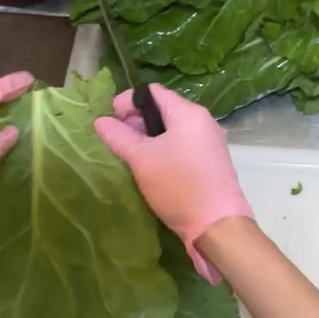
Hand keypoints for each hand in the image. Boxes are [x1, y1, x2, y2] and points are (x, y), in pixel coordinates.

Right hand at [94, 85, 252, 281]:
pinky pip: (181, 147)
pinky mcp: (210, 163)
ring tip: (131, 158)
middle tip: (117, 142)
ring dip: (148, 139)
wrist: (217, 225)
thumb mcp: (142, 159)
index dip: (127, 101)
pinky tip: (152, 170)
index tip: (110, 121)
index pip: (151, 92)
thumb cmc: (178, 185)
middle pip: (162, 110)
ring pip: (171, 131)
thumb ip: (119, 137)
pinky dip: (163, 152)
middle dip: (136, 122)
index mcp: (188, 113)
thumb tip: (101, 121)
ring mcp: (209, 143)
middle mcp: (202, 122)